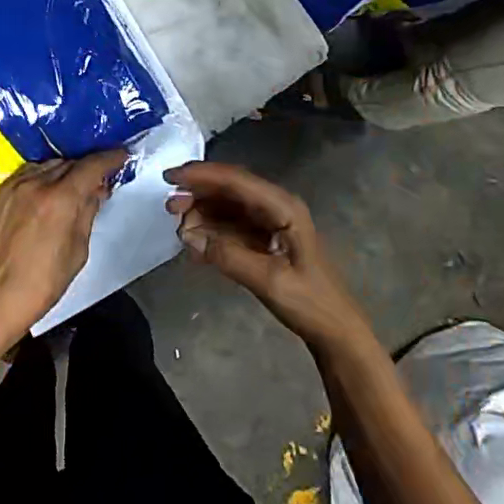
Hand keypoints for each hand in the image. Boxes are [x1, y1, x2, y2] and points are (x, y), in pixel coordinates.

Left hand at [0, 150, 128, 344]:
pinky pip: (30, 173)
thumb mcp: (79, 247)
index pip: (92, 165)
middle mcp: (36, 185)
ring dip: (66, 171)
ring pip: (50, 164)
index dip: (110, 159)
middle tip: (100, 182)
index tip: (122, 156)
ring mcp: (14, 187)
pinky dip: (45, 177)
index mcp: (60, 199)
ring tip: (75, 188)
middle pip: (71, 162)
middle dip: (88, 169)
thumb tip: (95, 191)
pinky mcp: (0, 194)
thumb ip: (88, 211)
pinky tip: (50, 192)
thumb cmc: (43, 282)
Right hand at [165, 162, 370, 351]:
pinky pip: (233, 228)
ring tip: (179, 229)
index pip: (237, 181)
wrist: (334, 328)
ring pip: (229, 208)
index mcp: (283, 207)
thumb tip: (190, 234)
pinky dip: (212, 232)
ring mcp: (271, 223)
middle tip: (169, 208)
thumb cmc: (310, 302)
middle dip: (198, 194)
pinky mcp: (266, 240)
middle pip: (231, 190)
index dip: (202, 175)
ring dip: (203, 214)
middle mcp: (277, 207)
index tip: (170, 177)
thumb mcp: (270, 281)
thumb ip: (229, 256)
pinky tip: (194, 244)